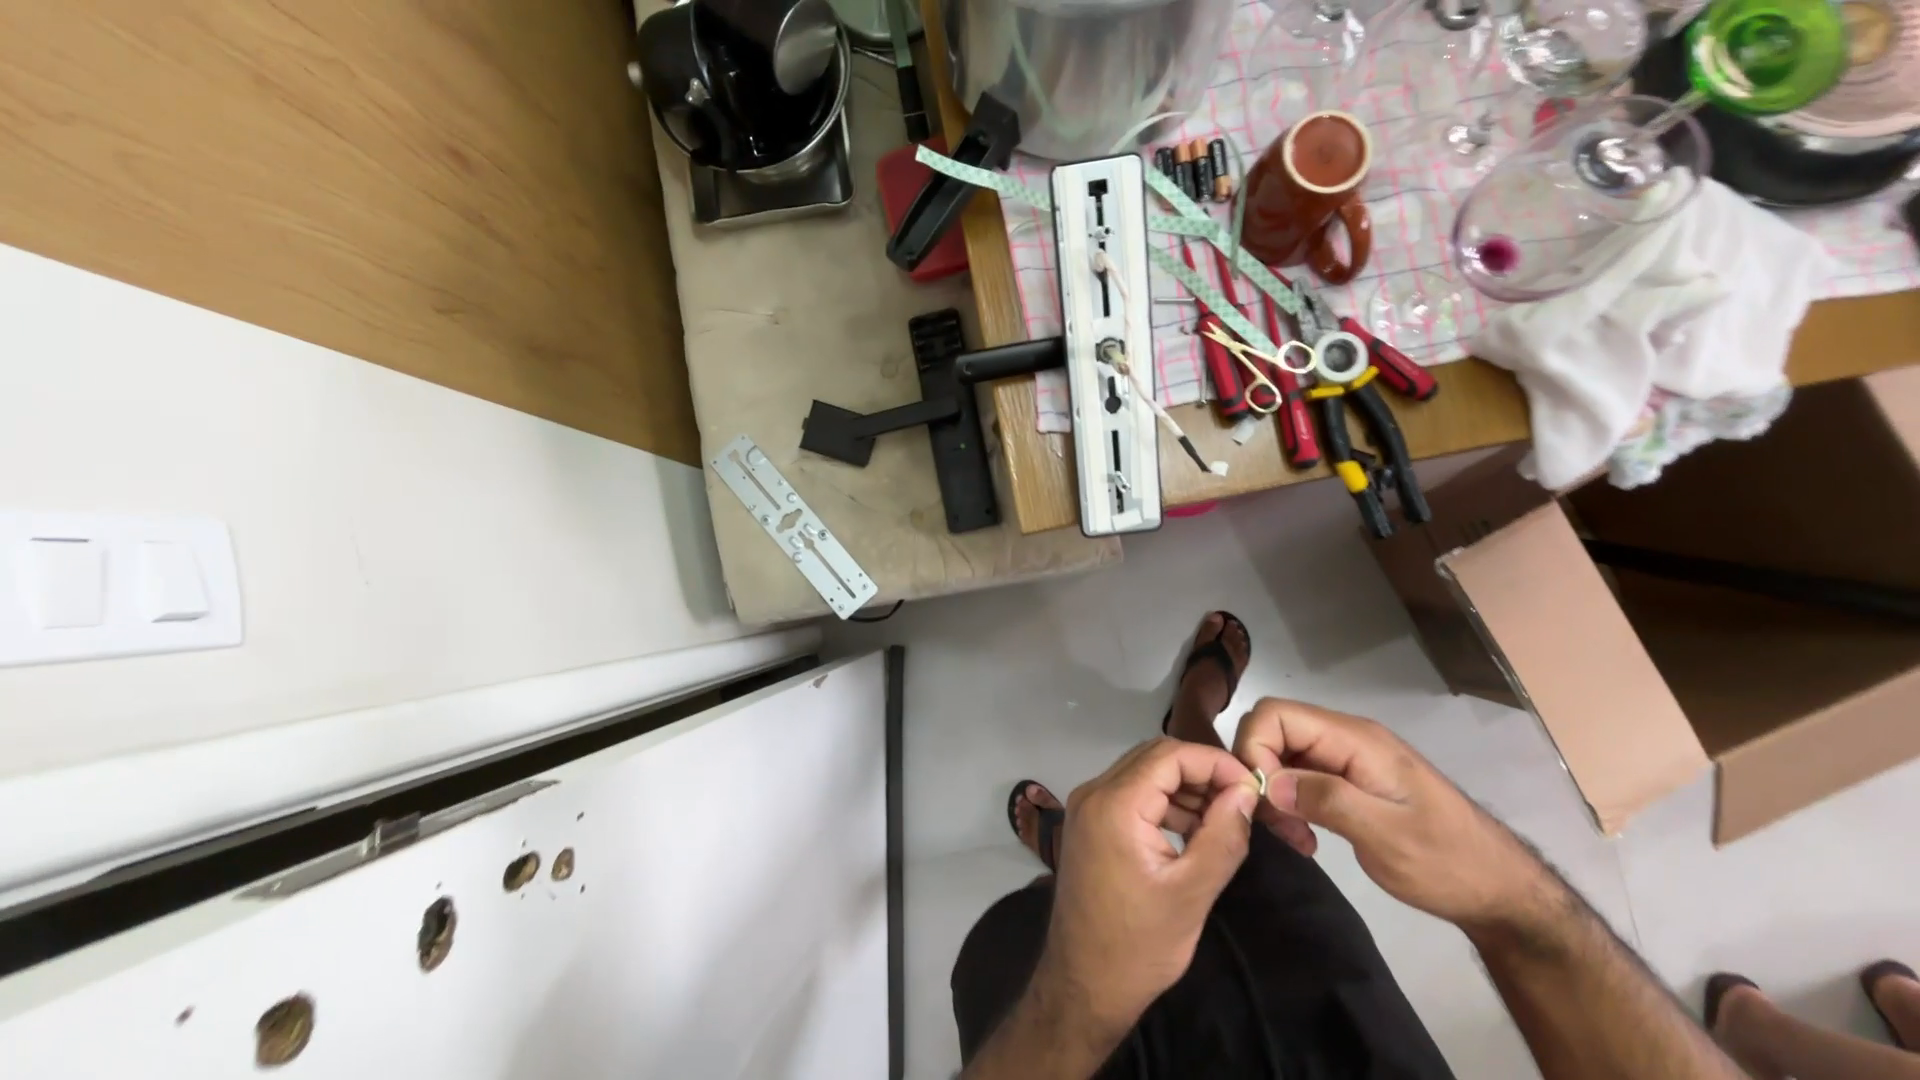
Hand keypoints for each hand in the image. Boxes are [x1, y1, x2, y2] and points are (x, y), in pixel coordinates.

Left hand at [1037, 737, 1261, 1033]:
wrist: (1084, 985)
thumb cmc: (1139, 944)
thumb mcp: (1192, 891)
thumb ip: (1224, 835)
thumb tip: (1246, 792)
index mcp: (1113, 804)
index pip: (1170, 755)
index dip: (1215, 762)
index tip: (1253, 786)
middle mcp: (1093, 794)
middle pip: (1154, 758)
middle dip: (1202, 772)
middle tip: (1242, 801)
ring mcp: (1087, 809)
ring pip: (1144, 774)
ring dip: (1185, 788)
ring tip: (1225, 819)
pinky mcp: (1090, 826)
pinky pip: (1132, 795)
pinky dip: (1164, 804)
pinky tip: (1195, 832)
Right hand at [1232, 698, 1550, 930]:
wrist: (1497, 890)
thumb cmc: (1446, 862)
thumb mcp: (1386, 836)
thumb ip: (1327, 800)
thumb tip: (1269, 782)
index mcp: (1356, 740)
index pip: (1275, 714)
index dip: (1255, 749)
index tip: (1265, 800)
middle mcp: (1347, 739)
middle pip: (1273, 731)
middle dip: (1260, 773)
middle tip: (1277, 824)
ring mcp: (1348, 759)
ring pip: (1282, 755)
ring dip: (1274, 793)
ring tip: (1296, 837)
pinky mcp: (1349, 781)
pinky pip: (1300, 776)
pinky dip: (1290, 803)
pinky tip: (1306, 835)